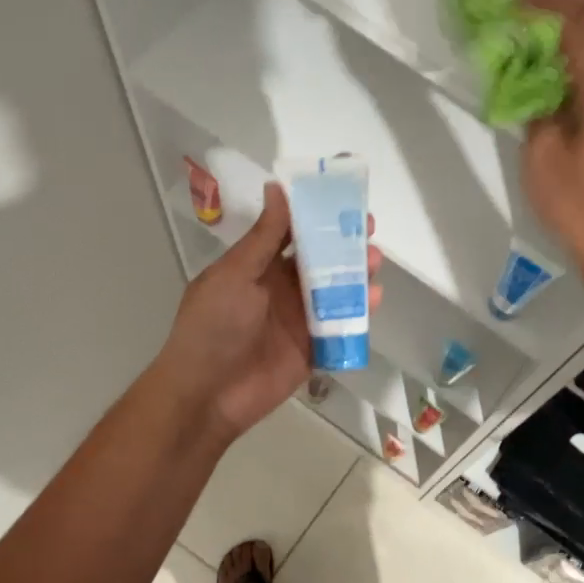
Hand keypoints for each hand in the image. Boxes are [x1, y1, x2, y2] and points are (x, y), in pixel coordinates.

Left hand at [155, 184, 381, 442]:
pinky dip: (358, 313)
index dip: (316, 214)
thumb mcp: (236, 274)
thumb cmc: (214, 327)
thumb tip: (278, 189)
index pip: (292, 232)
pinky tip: (373, 300)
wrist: (208, 393)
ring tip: (374, 262)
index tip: (344, 196)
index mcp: (257, 267)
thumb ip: (264, 237)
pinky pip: (340, 327)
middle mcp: (280, 289)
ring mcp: (298, 320)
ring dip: (356, 275)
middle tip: (369, 230)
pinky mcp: (312, 349)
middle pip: (319, 260)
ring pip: (335, 291)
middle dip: (345, 244)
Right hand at [521, 0, 583, 277]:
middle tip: (527, 16)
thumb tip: (529, 77)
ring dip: (580, 17)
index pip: (573, 17)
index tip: (502, 14)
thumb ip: (534, 103)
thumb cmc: (579, 204)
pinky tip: (559, 68)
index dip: (535, 8)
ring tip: (540, 37)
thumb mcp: (541, 155)